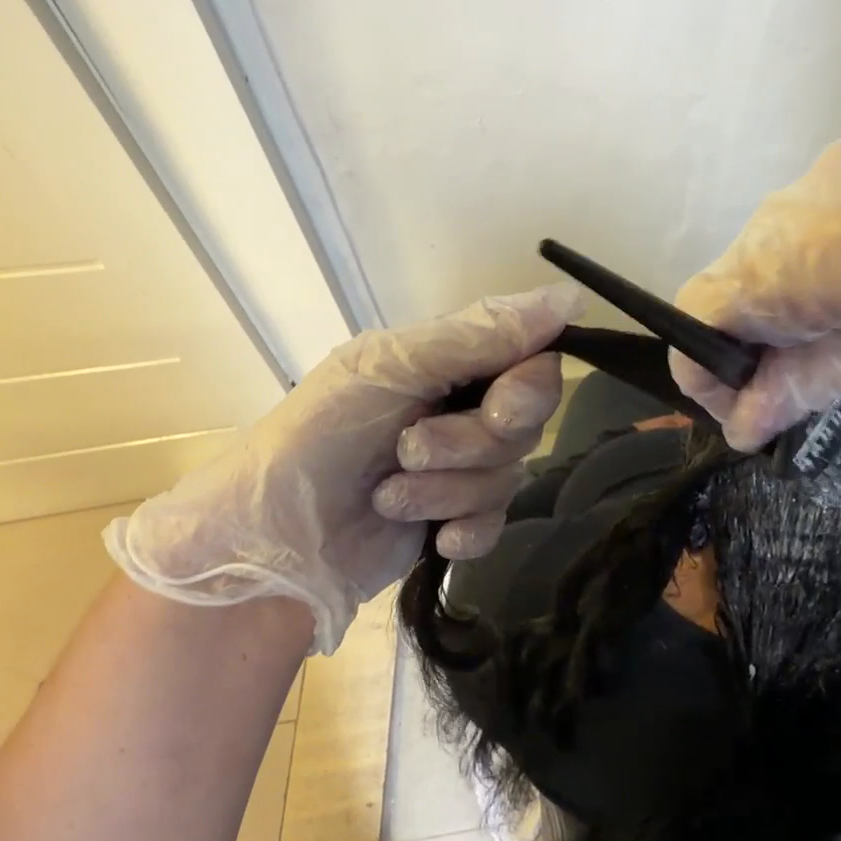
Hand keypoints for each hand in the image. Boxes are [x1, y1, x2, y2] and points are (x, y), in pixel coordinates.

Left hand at [104, 285, 580, 652]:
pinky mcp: (457, 521)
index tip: (500, 408)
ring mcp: (464, 469)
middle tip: (409, 450)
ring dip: (448, 490)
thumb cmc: (316, 437)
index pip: (535, 362)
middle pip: (529, 424)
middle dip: (469, 445)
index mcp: (452, 362)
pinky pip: (498, 524)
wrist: (268, 543)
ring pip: (510, 477)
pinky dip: (465, 531)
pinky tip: (431, 536)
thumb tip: (572, 297)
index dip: (529, 388)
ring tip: (388, 495)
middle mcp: (465, 410)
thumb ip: (480, 335)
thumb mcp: (392, 368)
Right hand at [672, 120, 840, 449]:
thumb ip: (803, 383)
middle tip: (788, 390)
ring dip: (789, 296)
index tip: (737, 408)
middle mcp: (815, 185)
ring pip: (784, 238)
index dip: (705, 364)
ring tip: (837, 341)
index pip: (707, 300)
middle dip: (750, 334)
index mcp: (809, 244)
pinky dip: (826, 258)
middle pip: (742, 269)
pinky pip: (827, 210)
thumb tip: (742, 423)